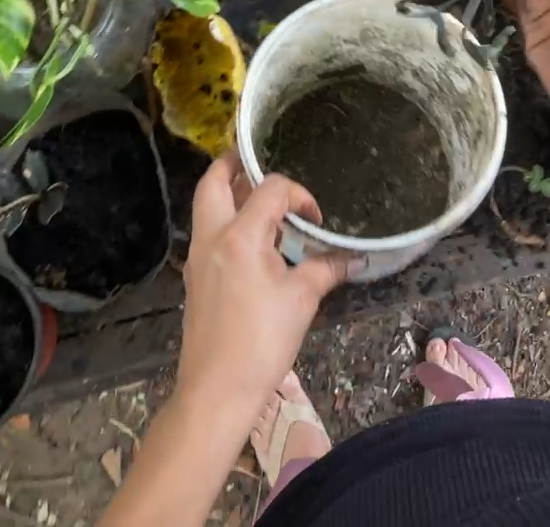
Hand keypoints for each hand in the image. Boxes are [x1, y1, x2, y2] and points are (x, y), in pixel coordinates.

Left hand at [177, 152, 350, 420]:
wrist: (216, 391)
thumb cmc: (262, 341)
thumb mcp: (303, 299)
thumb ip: (326, 268)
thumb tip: (353, 258)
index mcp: (240, 236)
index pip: (269, 190)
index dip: (297, 195)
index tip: (315, 219)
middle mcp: (212, 238)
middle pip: (214, 181)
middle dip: (234, 163)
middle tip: (259, 158)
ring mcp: (199, 258)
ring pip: (206, 206)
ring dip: (230, 191)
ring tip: (261, 195)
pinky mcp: (197, 278)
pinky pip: (209, 231)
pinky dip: (228, 219)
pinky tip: (255, 238)